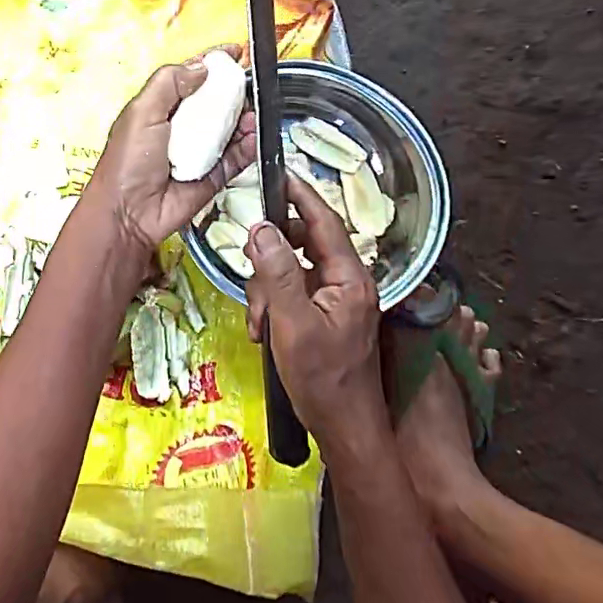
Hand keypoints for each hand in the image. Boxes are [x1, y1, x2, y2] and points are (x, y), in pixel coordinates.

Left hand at [84, 49, 256, 260]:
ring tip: (251, 114)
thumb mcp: (142, 112)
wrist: (129, 212)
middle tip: (247, 85)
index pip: (190, 77)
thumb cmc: (126, 163)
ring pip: (230, 127)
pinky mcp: (213, 175)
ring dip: (245, 118)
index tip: (234, 52)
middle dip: (234, 91)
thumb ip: (169, 83)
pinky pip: (237, 157)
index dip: (212, 63)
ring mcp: (198, 150)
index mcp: (159, 107)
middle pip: (215, 100)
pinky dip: (249, 146)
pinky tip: (254, 136)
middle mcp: (181, 126)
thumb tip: (201, 66)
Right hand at [243, 171, 387, 448]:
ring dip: (266, 290)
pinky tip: (263, 330)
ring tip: (260, 322)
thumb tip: (260, 227)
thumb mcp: (292, 323)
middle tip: (252, 279)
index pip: (323, 221)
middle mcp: (345, 282)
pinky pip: (290, 293)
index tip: (277, 173)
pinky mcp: (323, 315)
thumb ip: (276, 272)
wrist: (342, 429)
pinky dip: (272, 305)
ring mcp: (334, 300)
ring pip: (290, 270)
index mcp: (349, 278)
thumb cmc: (322, 379)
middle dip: (270, 261)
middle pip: (300, 244)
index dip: (300, 194)